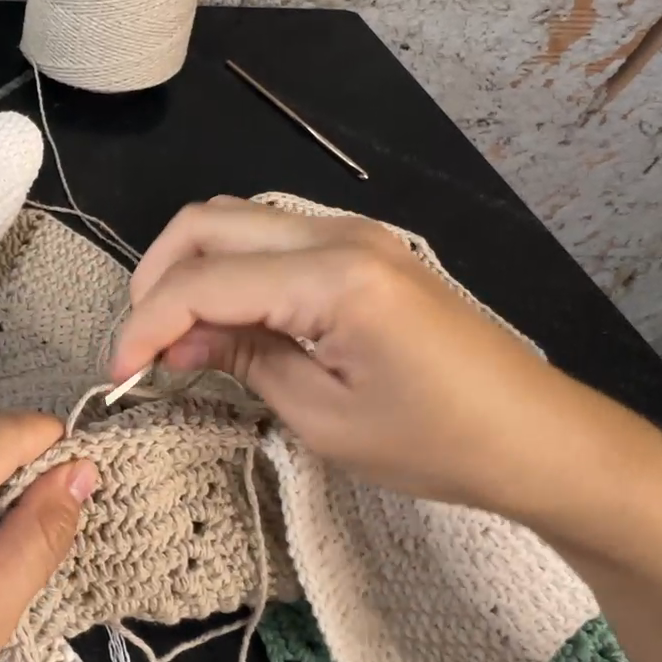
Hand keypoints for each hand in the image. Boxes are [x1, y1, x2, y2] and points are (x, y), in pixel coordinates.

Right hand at [108, 196, 651, 523]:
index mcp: (333, 277)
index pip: (204, 283)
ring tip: (176, 331)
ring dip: (187, 266)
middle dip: (154, 279)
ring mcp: (350, 231)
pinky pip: (264, 235)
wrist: (543, 439)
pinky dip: (224, 266)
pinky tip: (223, 314)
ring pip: (231, 218)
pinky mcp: (356, 246)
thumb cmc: (437, 443)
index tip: (119, 373)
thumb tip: (173, 340)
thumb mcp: (321, 417)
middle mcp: (337, 232)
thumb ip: (239, 358)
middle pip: (205, 222)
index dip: (145, 324)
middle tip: (142, 343)